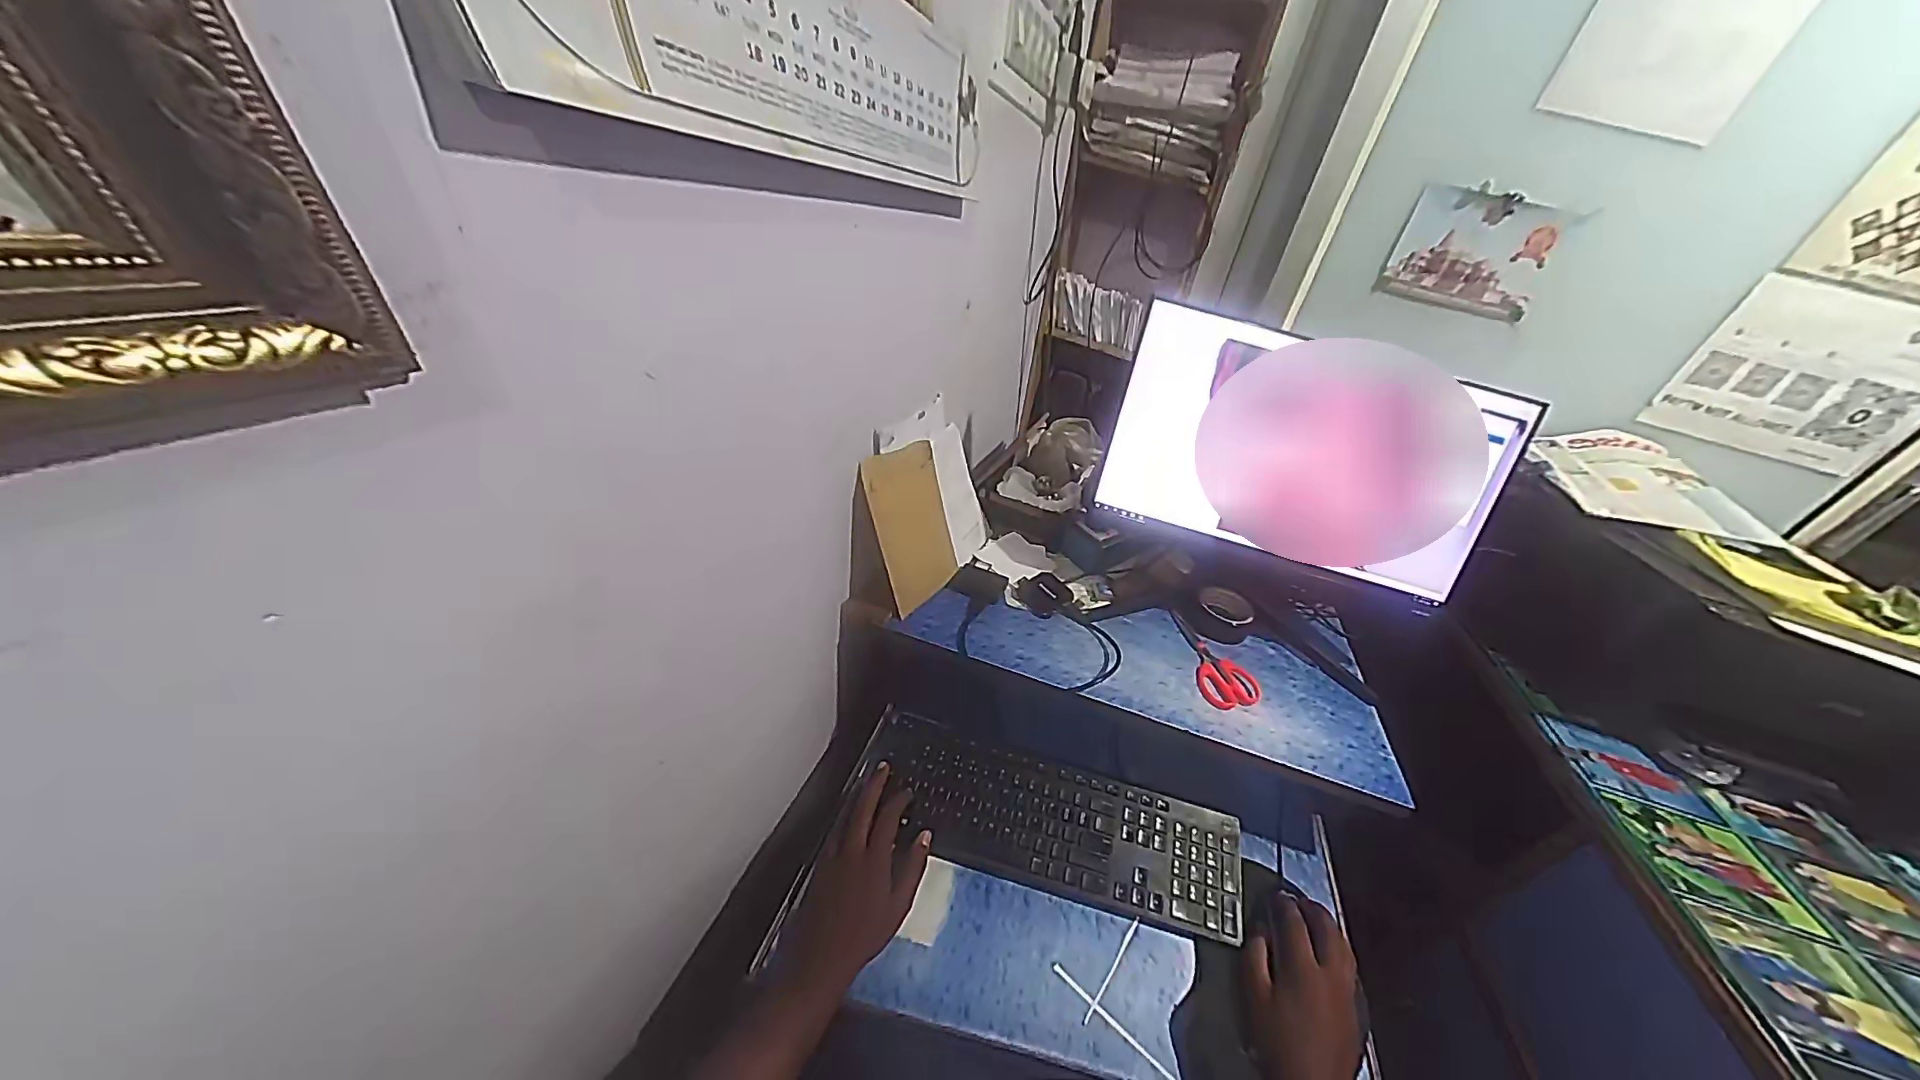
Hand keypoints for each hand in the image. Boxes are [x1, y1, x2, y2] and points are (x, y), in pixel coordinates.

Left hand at [784, 763, 930, 996]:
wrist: (821, 957)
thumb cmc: (865, 936)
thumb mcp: (899, 904)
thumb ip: (913, 867)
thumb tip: (924, 837)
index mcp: (874, 860)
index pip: (887, 819)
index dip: (897, 801)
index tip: (906, 791)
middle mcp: (851, 852)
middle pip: (863, 807)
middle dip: (874, 784)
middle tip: (883, 768)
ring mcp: (832, 856)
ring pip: (846, 815)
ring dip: (858, 795)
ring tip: (867, 781)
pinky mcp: (820, 863)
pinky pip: (835, 828)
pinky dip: (845, 814)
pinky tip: (849, 813)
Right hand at [1242, 892, 1362, 1079]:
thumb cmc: (1274, 1042)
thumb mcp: (1252, 995)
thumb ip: (1254, 955)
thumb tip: (1261, 929)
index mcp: (1302, 967)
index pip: (1293, 920)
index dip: (1281, 903)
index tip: (1273, 896)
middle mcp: (1331, 973)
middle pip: (1325, 926)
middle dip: (1309, 908)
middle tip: (1294, 901)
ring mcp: (1348, 990)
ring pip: (1343, 944)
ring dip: (1327, 925)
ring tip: (1313, 918)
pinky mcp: (1356, 1007)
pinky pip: (1350, 964)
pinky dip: (1337, 946)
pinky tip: (1327, 951)